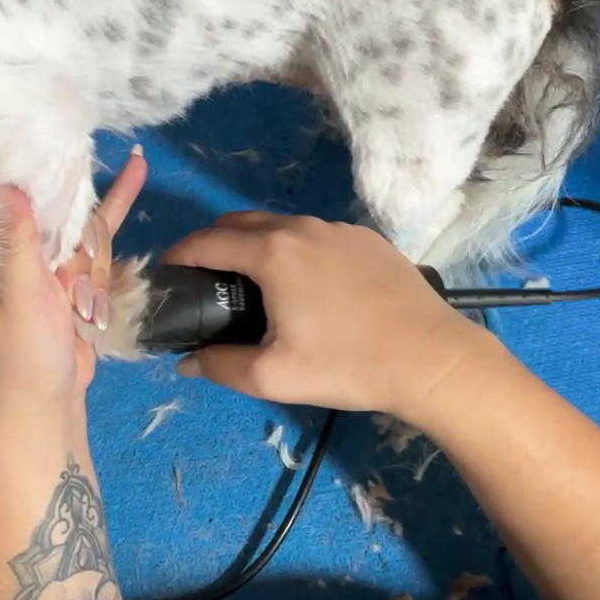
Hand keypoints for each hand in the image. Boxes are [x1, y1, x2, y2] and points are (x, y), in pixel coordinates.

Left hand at [0, 151, 146, 404]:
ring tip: (134, 173)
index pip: (31, 203)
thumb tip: (7, 186)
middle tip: (128, 154)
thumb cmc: (25, 348)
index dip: (53, 173)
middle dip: (97, 188)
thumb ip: (20, 241)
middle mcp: (32, 259)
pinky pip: (101, 265)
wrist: (48, 399)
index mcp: (8, 256)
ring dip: (110, 223)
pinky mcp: (80, 294)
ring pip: (91, 239)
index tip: (68, 139)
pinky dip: (113, 255)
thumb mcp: (21, 292)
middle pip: (69, 215)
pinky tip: (130, 232)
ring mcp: (59, 277)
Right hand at [160, 213, 505, 417]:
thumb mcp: (272, 377)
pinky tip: (304, 285)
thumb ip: (220, 366)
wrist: (432, 359)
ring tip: (251, 282)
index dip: (178, 255)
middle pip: (239, 222)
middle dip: (211, 243)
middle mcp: (303, 227)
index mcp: (272, 253)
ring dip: (254, 244)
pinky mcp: (369, 239)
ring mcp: (340, 229)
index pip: (207, 241)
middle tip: (202, 278)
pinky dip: (293, 249)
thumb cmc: (346, 365)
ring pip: (280, 225)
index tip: (167, 274)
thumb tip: (187, 363)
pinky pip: (316, 235)